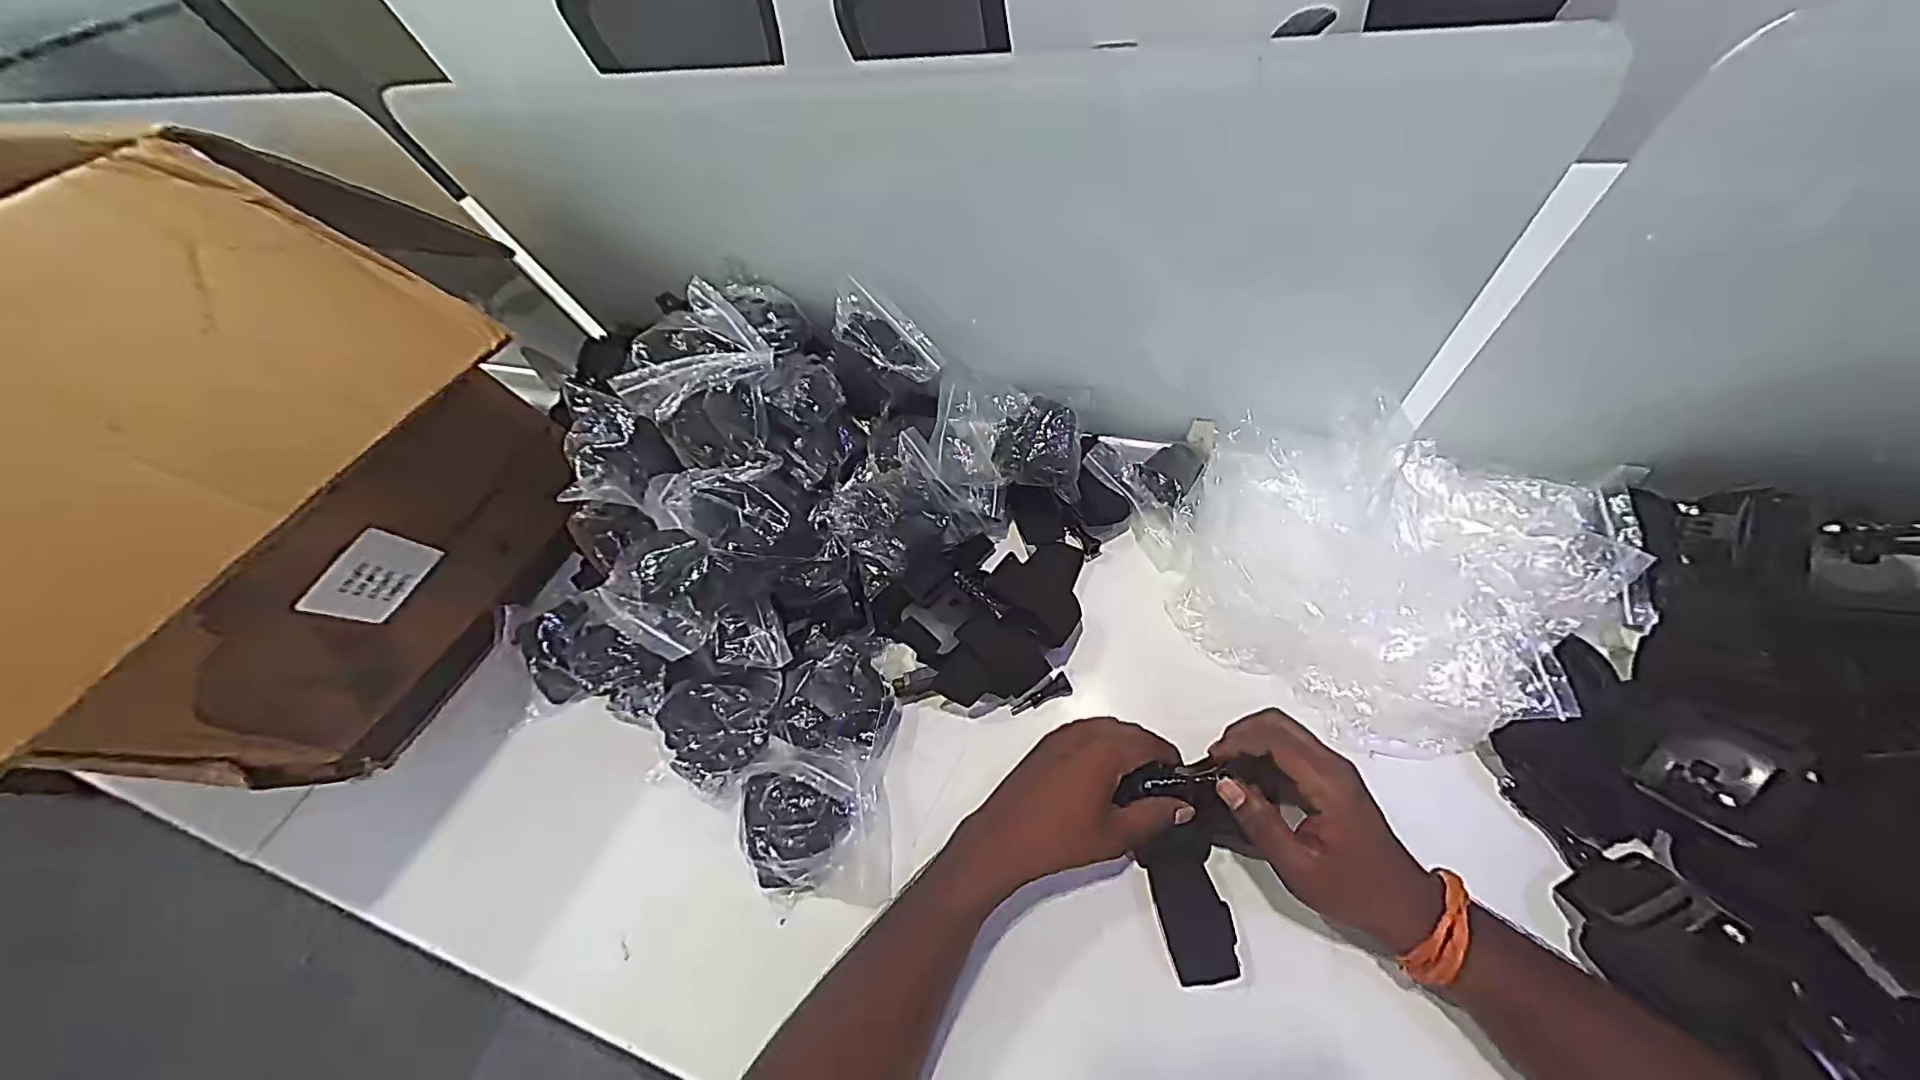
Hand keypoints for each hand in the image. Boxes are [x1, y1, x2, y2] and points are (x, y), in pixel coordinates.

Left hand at [937, 718, 1191, 904]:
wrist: (1003, 840)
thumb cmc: (1047, 837)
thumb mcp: (1116, 835)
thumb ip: (1154, 816)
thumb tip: (1176, 808)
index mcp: (1102, 750)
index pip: (1149, 741)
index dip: (1169, 757)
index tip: (1177, 773)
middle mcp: (1080, 735)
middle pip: (1128, 731)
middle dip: (1148, 751)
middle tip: (1160, 780)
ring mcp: (1060, 738)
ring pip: (1105, 729)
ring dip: (1124, 746)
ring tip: (1133, 782)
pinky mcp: (1046, 746)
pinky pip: (1083, 734)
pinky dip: (1100, 746)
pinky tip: (1102, 778)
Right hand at [1210, 709, 1444, 953]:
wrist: (1404, 907)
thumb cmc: (1358, 890)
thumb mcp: (1298, 865)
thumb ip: (1259, 822)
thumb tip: (1227, 786)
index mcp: (1327, 782)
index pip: (1273, 737)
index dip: (1237, 742)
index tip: (1214, 760)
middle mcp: (1332, 767)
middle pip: (1277, 723)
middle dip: (1240, 734)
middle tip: (1217, 760)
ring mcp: (1333, 772)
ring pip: (1284, 734)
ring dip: (1251, 744)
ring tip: (1228, 773)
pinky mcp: (1331, 781)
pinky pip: (1291, 753)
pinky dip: (1264, 758)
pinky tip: (1250, 786)